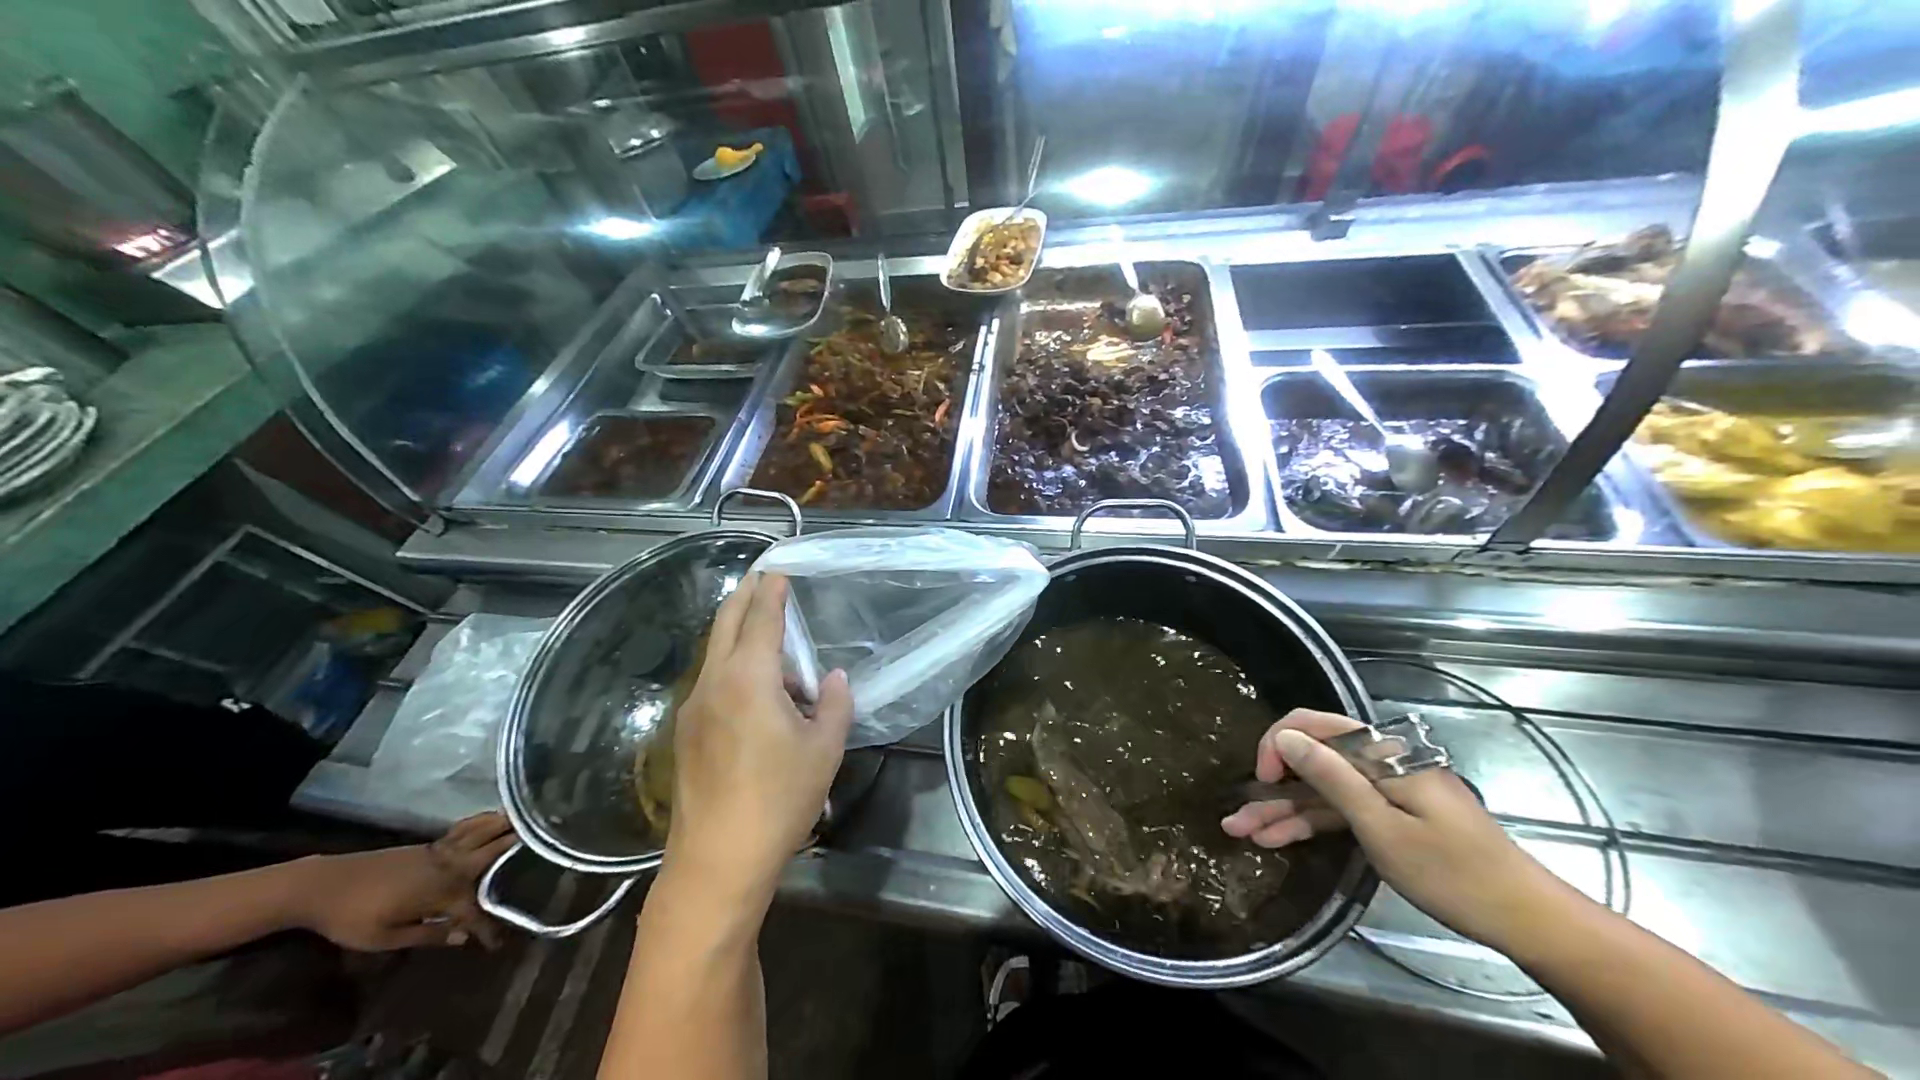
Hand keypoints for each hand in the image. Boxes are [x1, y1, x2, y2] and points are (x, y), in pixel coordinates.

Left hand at [290, 811, 513, 950]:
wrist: (323, 885)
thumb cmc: (353, 917)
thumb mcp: (385, 938)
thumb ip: (427, 935)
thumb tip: (462, 936)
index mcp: (442, 891)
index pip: (474, 912)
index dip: (489, 929)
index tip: (499, 943)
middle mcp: (449, 865)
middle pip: (493, 852)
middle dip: (520, 848)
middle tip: (549, 843)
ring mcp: (440, 850)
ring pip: (483, 831)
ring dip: (507, 825)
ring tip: (531, 820)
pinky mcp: (429, 844)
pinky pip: (466, 828)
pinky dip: (484, 821)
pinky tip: (493, 818)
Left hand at [667, 572, 853, 900]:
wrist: (718, 859)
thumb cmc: (779, 798)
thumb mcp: (824, 749)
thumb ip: (834, 704)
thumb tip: (832, 679)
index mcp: (748, 678)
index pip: (760, 619)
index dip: (771, 592)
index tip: (777, 570)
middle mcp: (713, 682)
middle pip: (725, 625)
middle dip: (744, 597)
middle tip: (761, 580)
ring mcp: (693, 707)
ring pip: (714, 653)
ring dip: (738, 635)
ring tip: (770, 642)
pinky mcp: (686, 732)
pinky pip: (711, 681)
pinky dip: (731, 666)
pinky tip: (755, 690)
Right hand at [1221, 709, 1574, 949]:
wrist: (1525, 919)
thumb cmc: (1453, 874)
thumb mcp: (1383, 829)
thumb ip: (1332, 778)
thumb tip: (1287, 736)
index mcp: (1384, 755)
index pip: (1315, 725)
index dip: (1279, 744)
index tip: (1263, 780)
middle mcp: (1380, 764)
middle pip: (1313, 761)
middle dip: (1271, 788)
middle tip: (1236, 818)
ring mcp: (1384, 791)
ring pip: (1320, 791)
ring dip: (1283, 811)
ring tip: (1242, 832)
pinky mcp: (1389, 815)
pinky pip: (1339, 811)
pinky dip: (1310, 824)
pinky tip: (1276, 839)